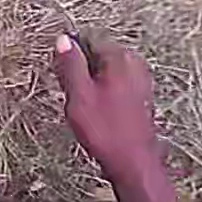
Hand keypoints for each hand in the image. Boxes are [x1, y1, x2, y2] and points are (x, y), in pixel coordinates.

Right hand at [53, 31, 162, 182]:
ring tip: (81, 102)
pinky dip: (101, 90)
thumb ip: (70, 64)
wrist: (132, 162)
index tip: (62, 72)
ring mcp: (140, 80)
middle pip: (98, 53)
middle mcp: (134, 64)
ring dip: (90, 80)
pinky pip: (114, 82)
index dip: (71, 53)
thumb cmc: (105, 129)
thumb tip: (63, 40)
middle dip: (80, 67)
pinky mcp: (140, 96)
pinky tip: (95, 109)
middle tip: (70, 90)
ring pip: (105, 69)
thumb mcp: (78, 93)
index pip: (89, 39)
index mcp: (120, 59)